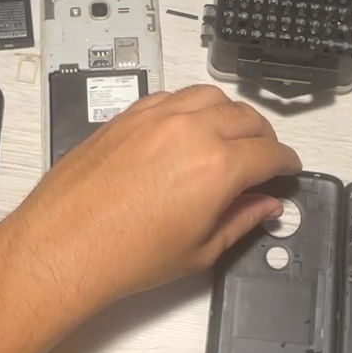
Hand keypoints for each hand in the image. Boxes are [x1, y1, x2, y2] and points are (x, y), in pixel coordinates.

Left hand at [0, 85, 300, 312]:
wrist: (63, 247)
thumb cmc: (125, 256)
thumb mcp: (200, 250)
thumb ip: (242, 219)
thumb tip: (265, 205)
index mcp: (217, 166)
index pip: (270, 152)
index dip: (286, 163)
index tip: (288, 170)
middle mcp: (191, 130)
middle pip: (247, 118)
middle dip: (264, 137)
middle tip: (264, 159)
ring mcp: (157, 117)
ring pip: (212, 97)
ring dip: (231, 115)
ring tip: (231, 138)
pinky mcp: (129, 116)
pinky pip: (174, 96)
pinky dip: (193, 107)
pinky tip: (190, 128)